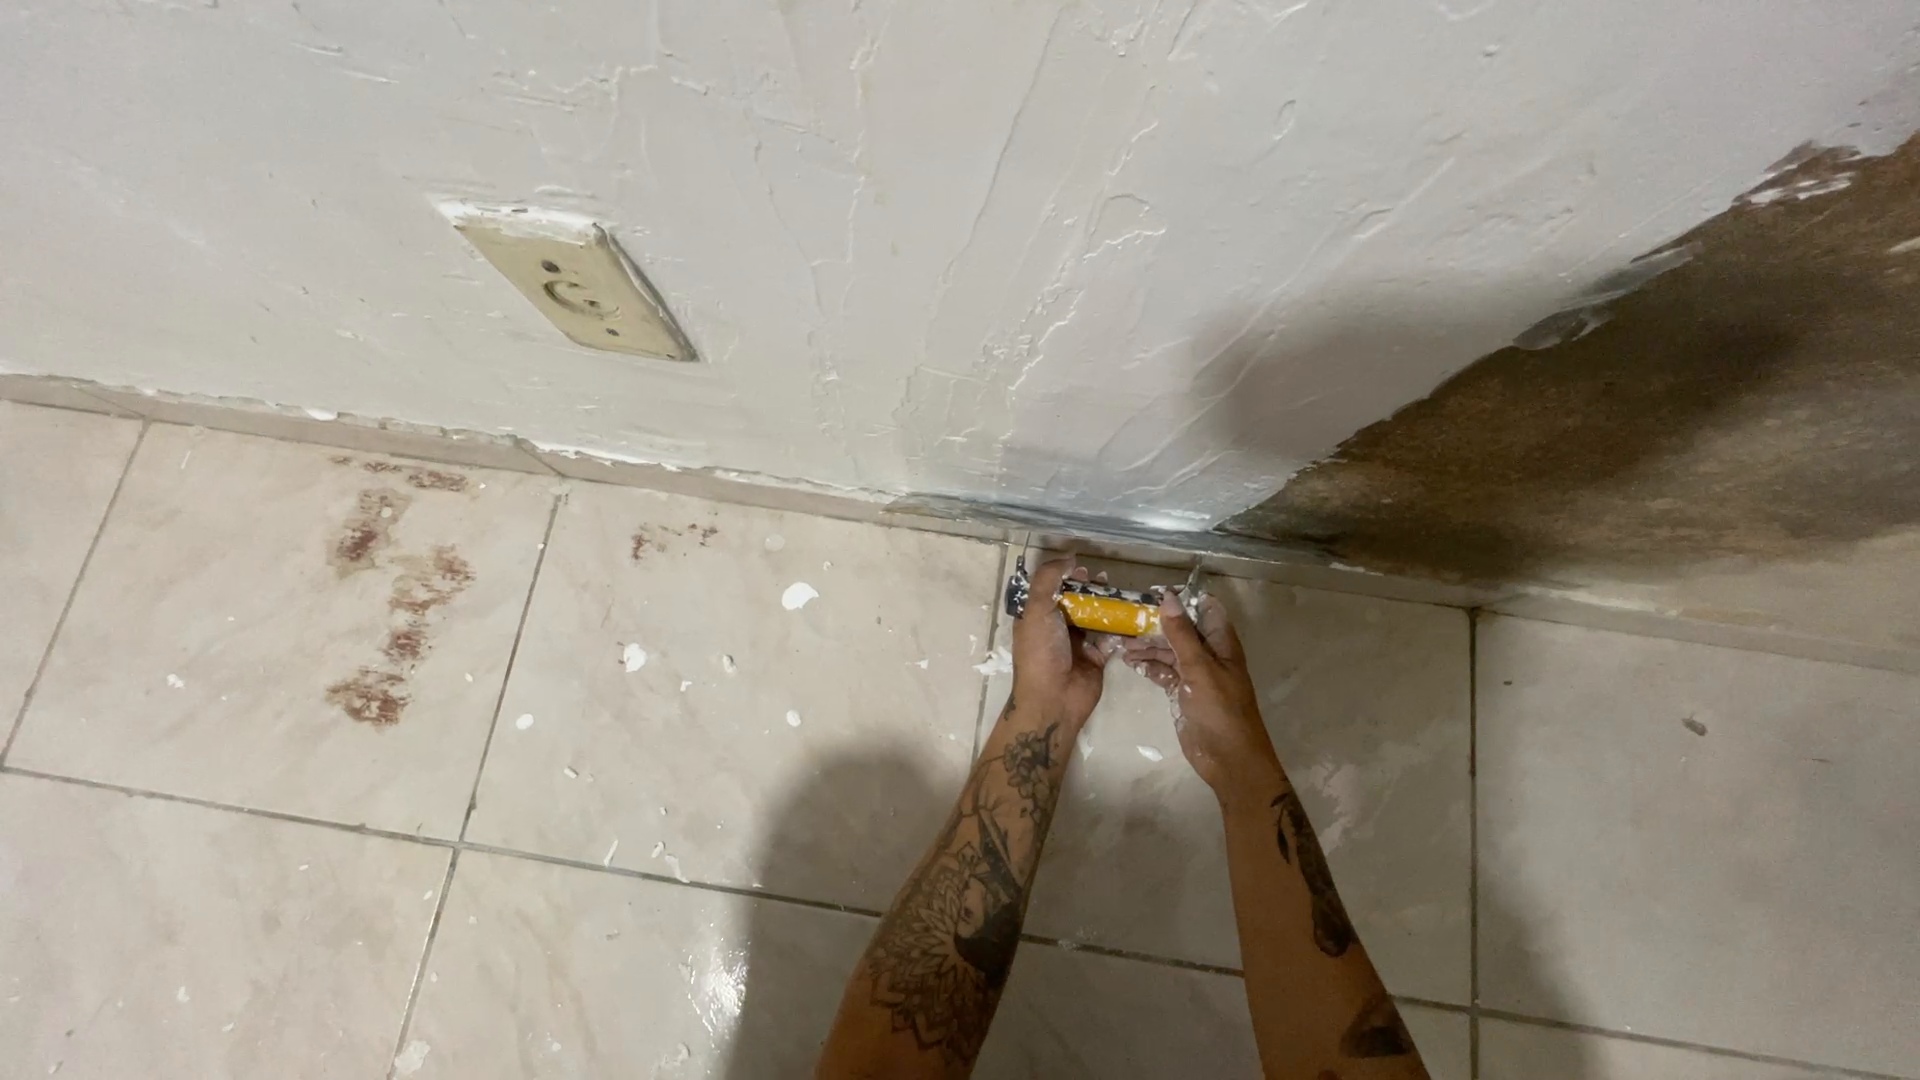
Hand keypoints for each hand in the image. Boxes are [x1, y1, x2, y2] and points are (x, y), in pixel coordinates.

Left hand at [1010, 557, 1119, 727]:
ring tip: (1121, 593)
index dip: (1066, 577)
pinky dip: (1122, 627)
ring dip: (1108, 605)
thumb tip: (1069, 556)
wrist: (1054, 697)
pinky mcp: (1098, 656)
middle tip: (1105, 579)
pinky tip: (1132, 614)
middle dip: (1091, 589)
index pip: (1052, 590)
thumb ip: (1049, 579)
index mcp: (1037, 617)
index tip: (1082, 567)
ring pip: (1096, 617)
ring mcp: (1078, 643)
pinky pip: (1112, 637)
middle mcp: (1057, 628)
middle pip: (1077, 601)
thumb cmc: (1041, 651)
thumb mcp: (1037, 609)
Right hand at [1122, 589, 1282, 801]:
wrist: (1228, 759)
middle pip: (1180, 630)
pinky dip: (1149, 666)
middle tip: (1125, 620)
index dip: (1181, 598)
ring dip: (1147, 646)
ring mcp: (1195, 674)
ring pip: (1169, 651)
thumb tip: (1167, 597)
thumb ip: (1181, 634)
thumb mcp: (1199, 668)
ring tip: (1121, 645)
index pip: (1203, 608)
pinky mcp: (1183, 693)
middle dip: (1155, 624)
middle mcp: (1208, 654)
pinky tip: (1131, 663)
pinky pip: (1164, 672)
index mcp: (1220, 643)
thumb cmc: (1220, 710)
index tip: (1151, 594)